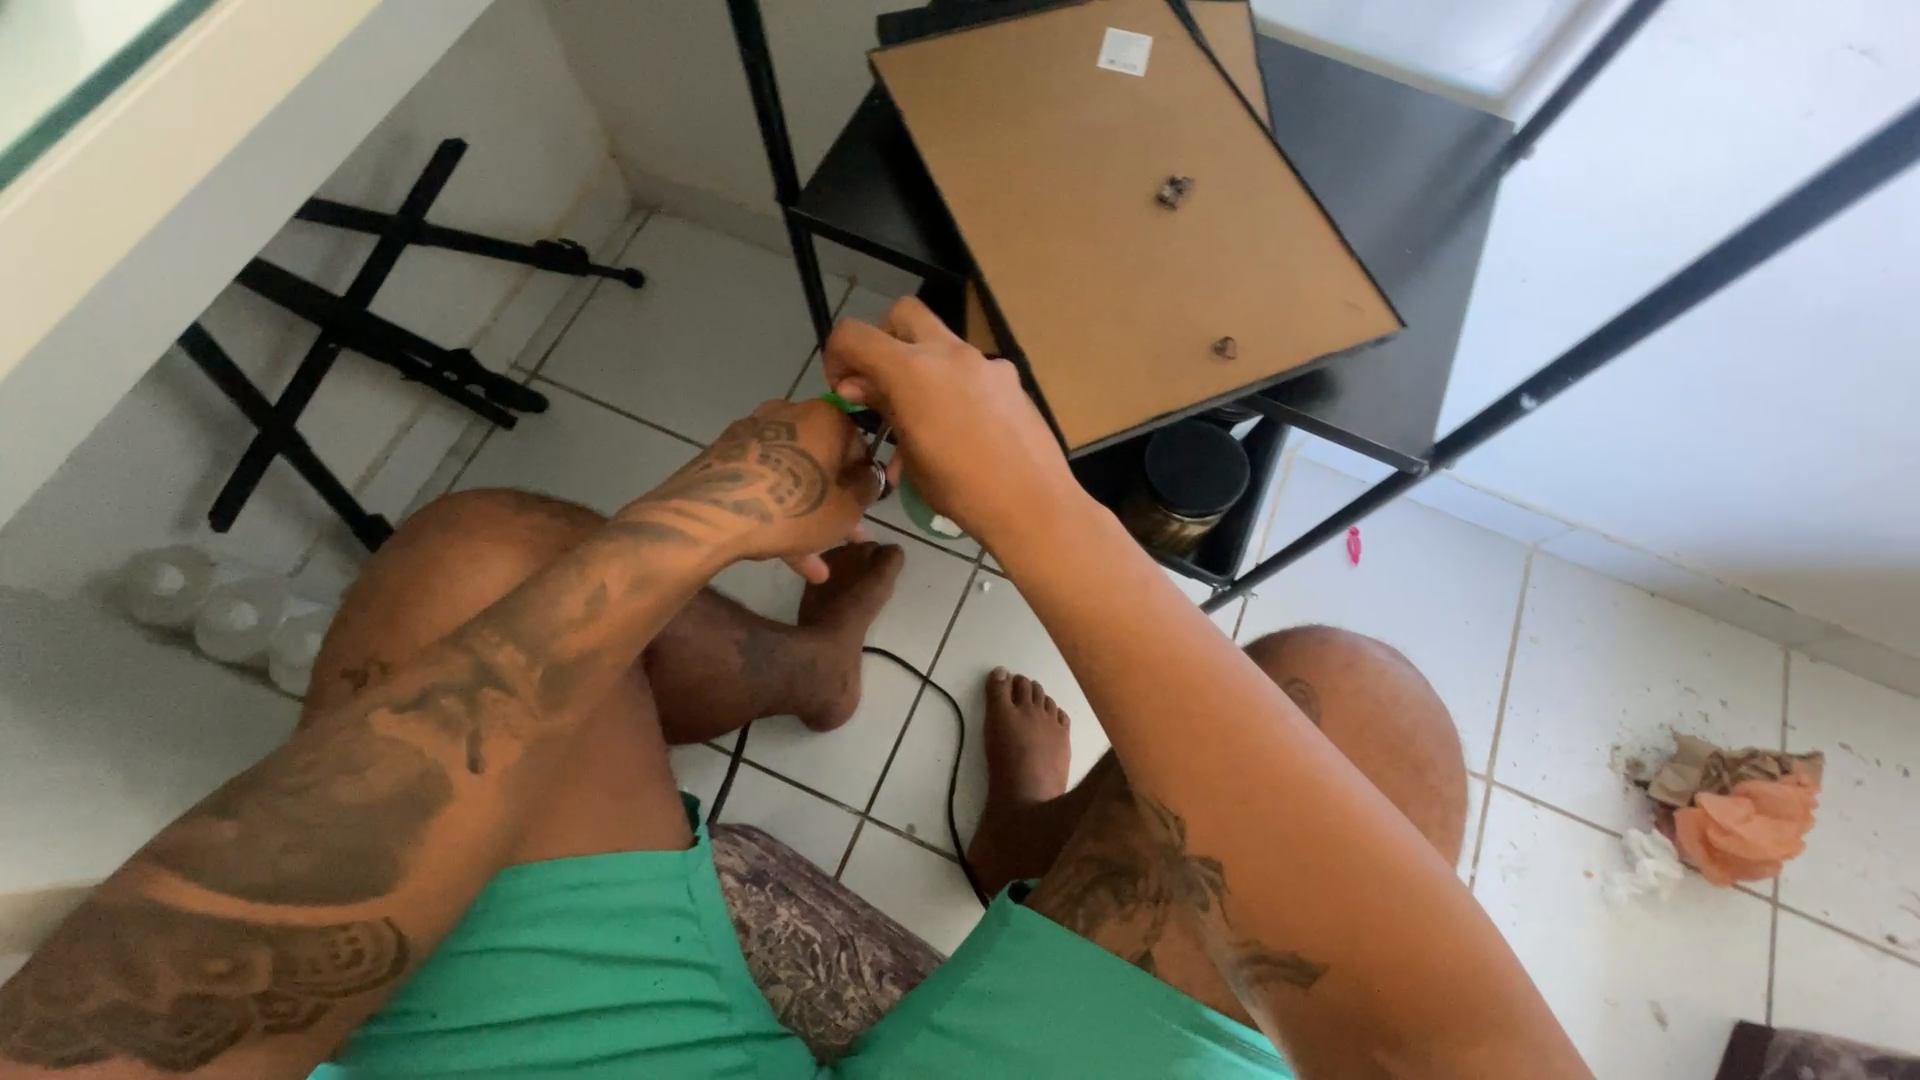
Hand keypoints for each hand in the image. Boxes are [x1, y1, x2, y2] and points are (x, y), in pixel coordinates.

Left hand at [618, 399, 876, 581]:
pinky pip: (765, 482)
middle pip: (823, 464)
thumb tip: (871, 476)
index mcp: (826, 417)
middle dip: (835, 506)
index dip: (864, 482)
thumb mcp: (846, 510)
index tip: (864, 511)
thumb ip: (867, 490)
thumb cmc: (793, 508)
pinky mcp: (725, 455)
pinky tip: (783, 552)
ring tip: (814, 567)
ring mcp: (753, 433)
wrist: (710, 515)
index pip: (859, 445)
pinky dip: (777, 511)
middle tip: (844, 540)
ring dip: (807, 519)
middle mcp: (789, 414)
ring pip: (792, 478)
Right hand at [823, 297, 1080, 547]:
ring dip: (924, 366)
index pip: (854, 334)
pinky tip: (966, 428)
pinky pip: (973, 369)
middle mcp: (949, 352)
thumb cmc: (960, 490)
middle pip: (903, 314)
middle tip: (883, 382)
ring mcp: (985, 362)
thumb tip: (858, 385)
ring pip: (942, 343)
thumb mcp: (911, 454)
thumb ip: (884, 409)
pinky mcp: (1011, 379)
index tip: (844, 387)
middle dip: (884, 340)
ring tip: (926, 418)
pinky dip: (957, 385)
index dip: (837, 354)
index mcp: (912, 370)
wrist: (1032, 503)